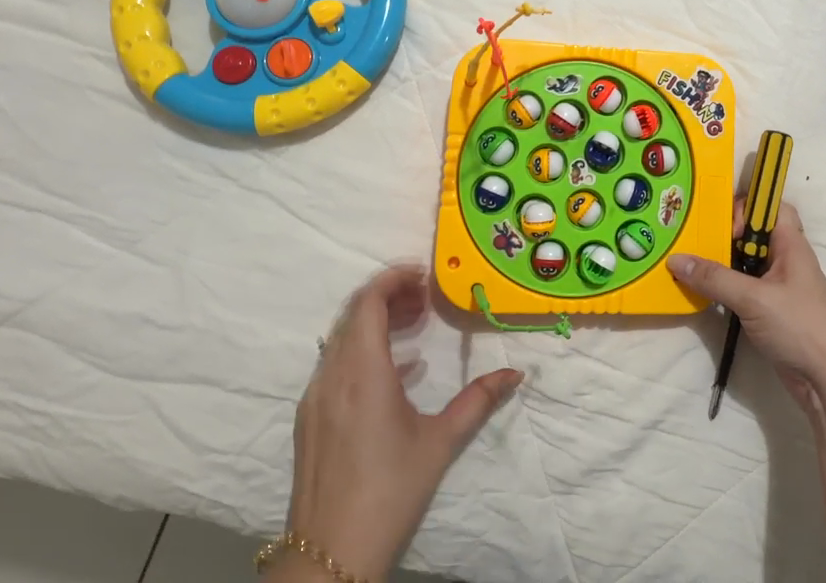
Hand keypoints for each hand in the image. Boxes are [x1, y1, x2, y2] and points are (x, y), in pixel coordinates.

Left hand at [279, 265, 523, 580]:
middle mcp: (331, 376)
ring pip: (340, 338)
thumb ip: (478, 400)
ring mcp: (314, 398)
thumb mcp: (441, 441)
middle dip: (388, 296)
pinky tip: (398, 369)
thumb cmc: (391, 491)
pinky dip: (363, 350)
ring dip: (375, 322)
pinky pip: (334, 364)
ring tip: (416, 325)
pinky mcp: (309, 419)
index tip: (423, 273)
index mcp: (362, 373)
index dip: (392, 279)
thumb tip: (516, 374)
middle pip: (352, 314)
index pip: (368, 303)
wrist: (330, 552)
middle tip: (427, 297)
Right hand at [667, 201, 825, 418]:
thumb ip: (715, 278)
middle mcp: (785, 260)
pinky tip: (702, 295)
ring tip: (689, 267)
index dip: (747, 209)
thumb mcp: (754, 299)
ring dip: (720, 264)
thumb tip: (675, 259)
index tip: (725, 230)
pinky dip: (724, 288)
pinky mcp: (770, 311)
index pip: (771, 208)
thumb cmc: (799, 327)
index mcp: (791, 245)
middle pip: (753, 235)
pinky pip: (743, 289)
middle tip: (695, 244)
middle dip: (724, 236)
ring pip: (745, 263)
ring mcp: (778, 287)